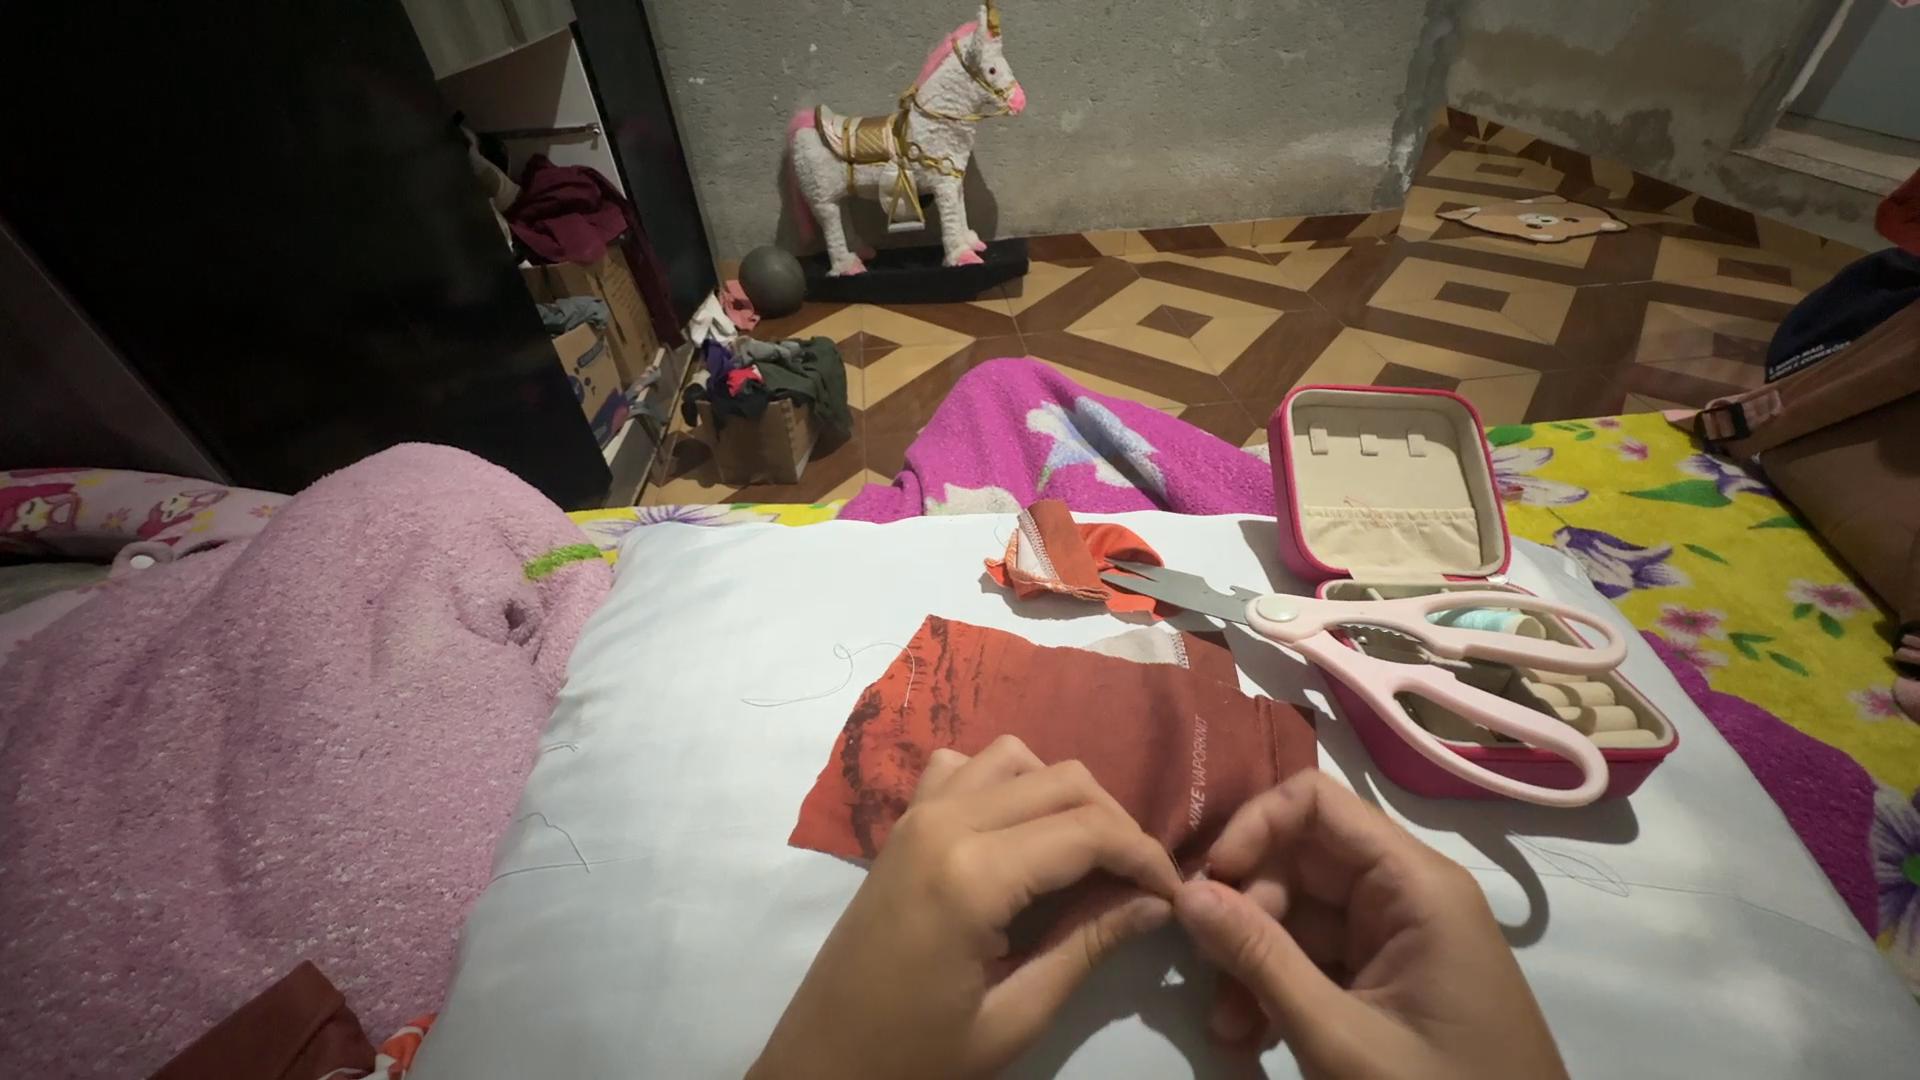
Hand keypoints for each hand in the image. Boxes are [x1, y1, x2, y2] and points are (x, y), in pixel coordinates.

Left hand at [750, 735, 1182, 1079]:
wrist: (824, 1056)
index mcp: (974, 873)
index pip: (1087, 831)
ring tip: (1082, 848)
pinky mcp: (904, 815)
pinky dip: (1003, 778)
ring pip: (1015, 756)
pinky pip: (963, 764)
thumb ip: (1087, 945)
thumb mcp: (1014, 1016)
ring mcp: (919, 809)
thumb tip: (1156, 902)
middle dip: (1115, 821)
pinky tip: (1014, 823)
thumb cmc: (917, 1052)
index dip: (1144, 855)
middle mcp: (947, 819)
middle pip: (1061, 780)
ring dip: (1061, 791)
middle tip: (1138, 877)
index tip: (1174, 890)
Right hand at [1174, 771, 1567, 1079]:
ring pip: (1294, 910)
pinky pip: (1310, 953)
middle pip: (1296, 857)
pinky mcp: (1384, 974)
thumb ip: (1259, 958)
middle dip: (1244, 910)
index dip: (1255, 825)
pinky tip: (1249, 1037)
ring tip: (1227, 1028)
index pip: (1315, 801)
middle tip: (1207, 969)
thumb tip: (1185, 891)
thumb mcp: (1340, 1039)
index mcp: (1414, 884)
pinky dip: (1273, 985)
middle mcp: (1404, 893)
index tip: (1212, 879)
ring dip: (1250, 959)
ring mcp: (1394, 935)